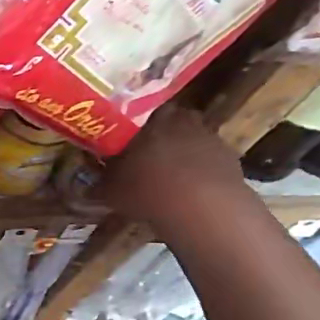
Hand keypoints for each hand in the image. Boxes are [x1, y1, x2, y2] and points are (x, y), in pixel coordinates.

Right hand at [96, 106, 248, 227]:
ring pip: (191, 139)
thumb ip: (101, 179)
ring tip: (166, 177)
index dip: (132, 127)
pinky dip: (199, 170)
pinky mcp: (230, 158)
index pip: (140, 112)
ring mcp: (211, 137)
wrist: (200, 207)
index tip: (124, 141)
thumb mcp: (110, 188)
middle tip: (145, 156)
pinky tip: (187, 191)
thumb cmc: (146, 188)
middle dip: (160, 136)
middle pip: (170, 122)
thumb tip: (89, 182)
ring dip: (181, 153)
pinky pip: (208, 159)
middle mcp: (183, 119)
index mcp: (151, 118)